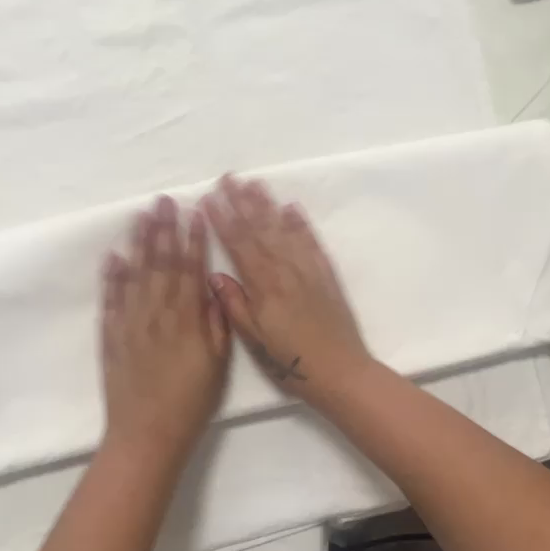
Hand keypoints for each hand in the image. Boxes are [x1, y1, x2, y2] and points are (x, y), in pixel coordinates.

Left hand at [101, 197, 228, 461]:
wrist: (147, 434)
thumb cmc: (191, 402)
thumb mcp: (218, 364)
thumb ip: (216, 323)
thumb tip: (214, 287)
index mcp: (186, 320)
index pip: (190, 270)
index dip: (193, 240)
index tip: (195, 213)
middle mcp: (156, 314)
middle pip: (160, 264)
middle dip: (164, 230)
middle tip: (163, 200)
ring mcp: (130, 323)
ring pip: (134, 274)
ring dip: (138, 243)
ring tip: (141, 215)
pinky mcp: (111, 337)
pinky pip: (111, 300)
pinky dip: (112, 276)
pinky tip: (114, 255)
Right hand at [203, 176, 371, 400]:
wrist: (341, 372)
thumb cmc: (292, 364)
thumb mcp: (255, 341)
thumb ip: (235, 306)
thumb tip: (214, 275)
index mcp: (264, 288)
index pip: (240, 246)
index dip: (223, 221)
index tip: (208, 199)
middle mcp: (286, 272)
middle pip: (261, 230)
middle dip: (242, 203)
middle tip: (228, 178)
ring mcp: (309, 272)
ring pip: (285, 231)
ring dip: (268, 206)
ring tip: (255, 184)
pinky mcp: (327, 277)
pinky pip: (312, 243)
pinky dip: (301, 224)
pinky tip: (292, 208)